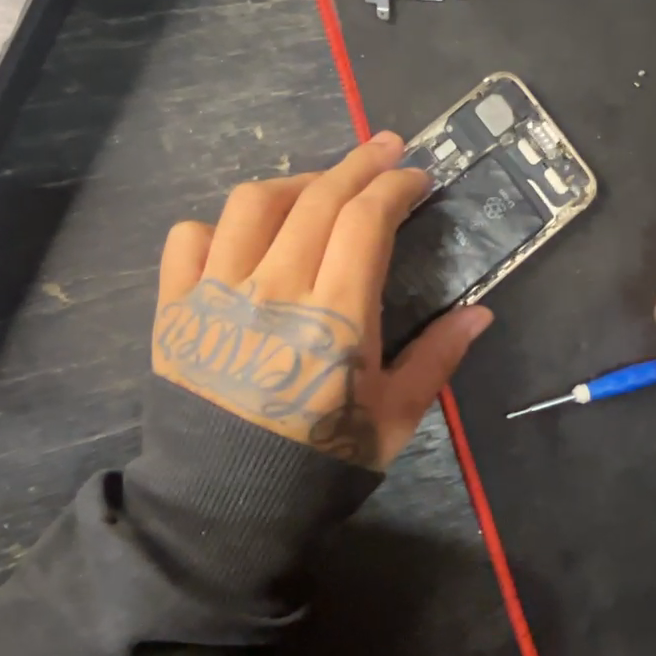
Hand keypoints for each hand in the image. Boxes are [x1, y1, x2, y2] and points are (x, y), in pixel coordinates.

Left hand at [152, 132, 493, 468]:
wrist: (226, 506)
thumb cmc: (319, 465)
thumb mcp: (394, 419)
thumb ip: (437, 360)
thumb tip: (480, 313)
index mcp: (334, 317)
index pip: (366, 220)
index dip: (396, 186)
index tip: (417, 177)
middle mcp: (273, 289)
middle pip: (317, 198)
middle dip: (358, 164)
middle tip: (385, 150)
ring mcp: (216, 294)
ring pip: (252, 204)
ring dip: (295, 184)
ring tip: (320, 189)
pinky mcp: (175, 308)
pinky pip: (189, 239)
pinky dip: (220, 225)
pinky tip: (245, 238)